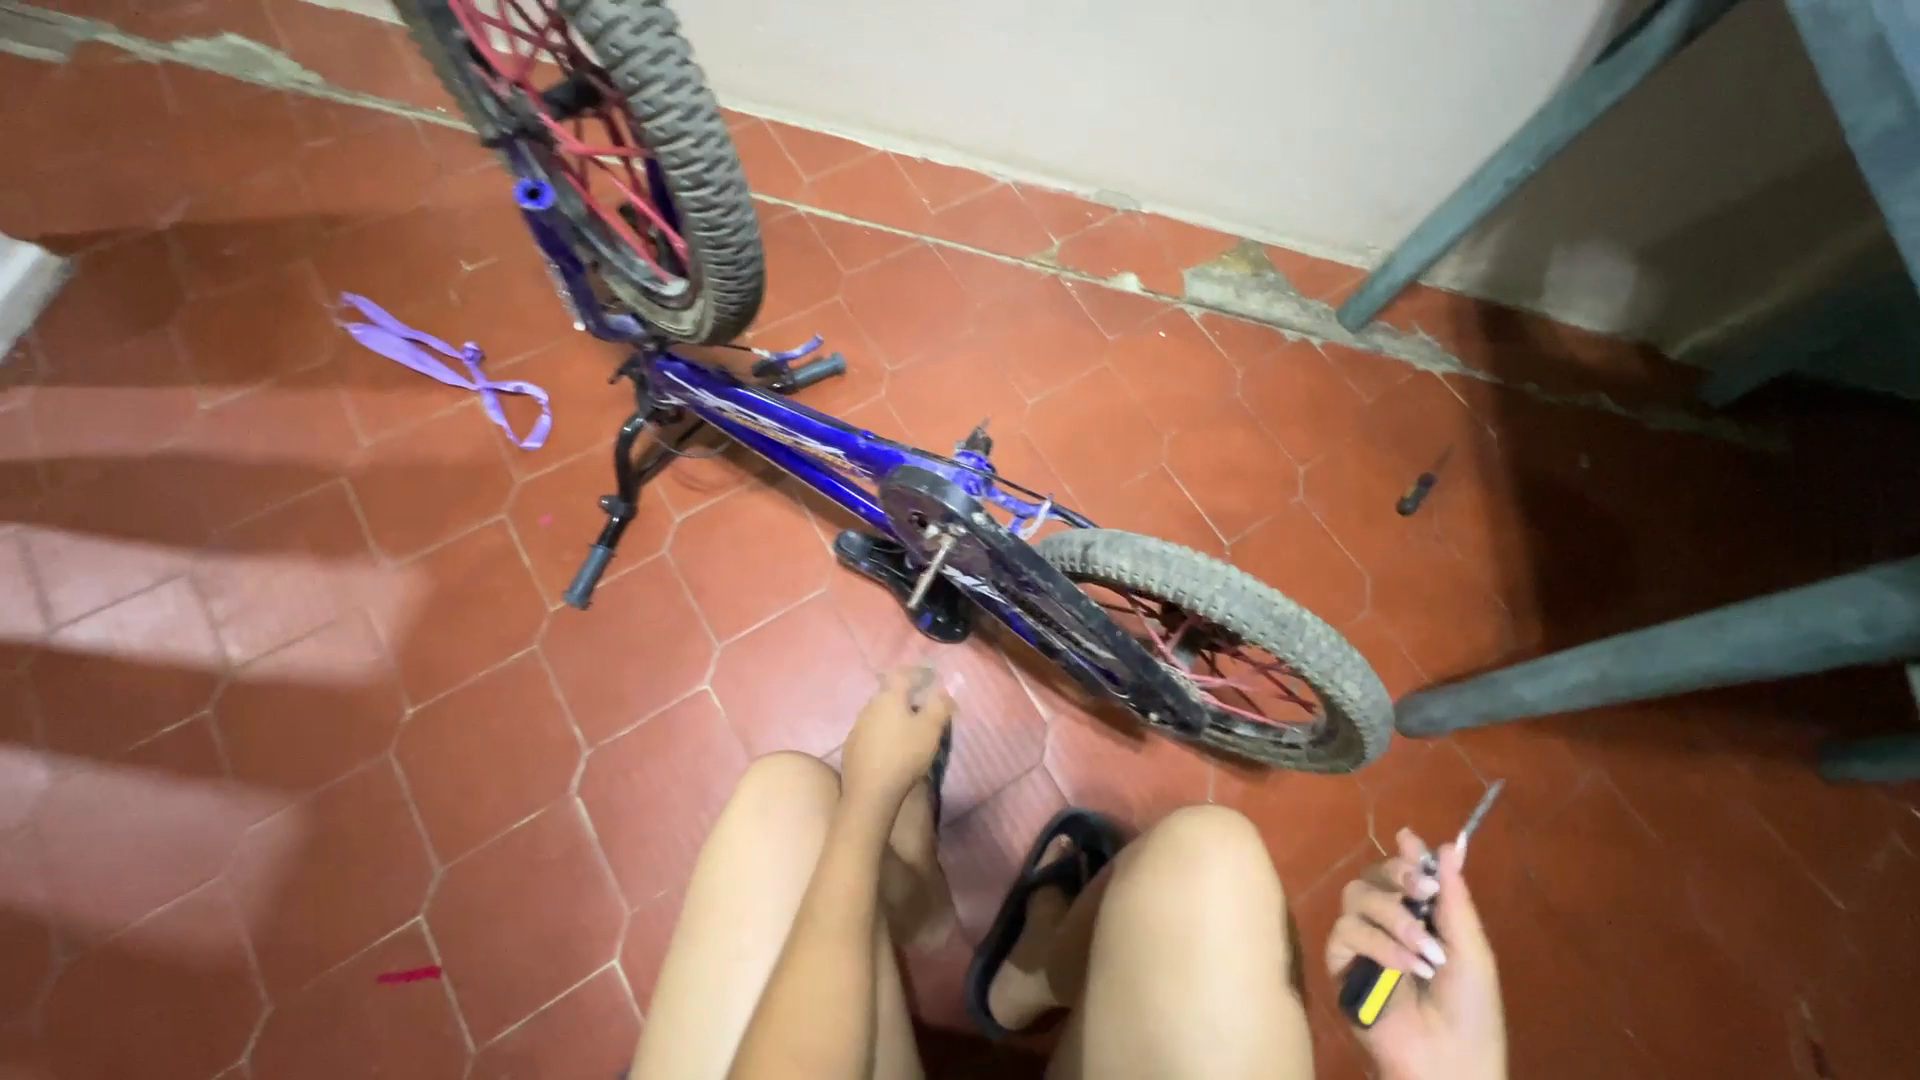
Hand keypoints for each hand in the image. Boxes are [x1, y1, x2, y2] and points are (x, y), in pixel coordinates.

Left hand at [839, 665, 953, 808]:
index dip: (917, 673)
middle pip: (890, 694)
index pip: (902, 674)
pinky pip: (872, 731)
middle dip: (907, 696)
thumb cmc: (904, 754)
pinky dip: (884, 733)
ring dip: (894, 716)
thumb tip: (942, 691)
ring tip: (910, 729)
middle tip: (924, 706)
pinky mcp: (852, 747)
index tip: (929, 677)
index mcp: (888, 697)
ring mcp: (857, 727)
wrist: (870, 792)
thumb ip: (939, 705)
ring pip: (880, 713)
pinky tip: (892, 747)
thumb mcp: (931, 729)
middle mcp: (869, 707)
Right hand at [1326, 829, 1505, 1079]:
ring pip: (1357, 896)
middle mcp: (1384, 920)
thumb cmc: (1470, 1012)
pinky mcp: (1339, 960)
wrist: (1451, 1062)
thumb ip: (1454, 899)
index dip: (1405, 854)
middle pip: (1372, 875)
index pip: (1402, 871)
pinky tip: (1407, 967)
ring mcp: (1359, 939)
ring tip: (1426, 951)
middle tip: (1422, 889)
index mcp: (1418, 916)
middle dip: (1397, 875)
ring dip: (1394, 917)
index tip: (1411, 841)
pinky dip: (1380, 944)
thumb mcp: (1471, 952)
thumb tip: (1448, 845)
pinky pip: (1347, 931)